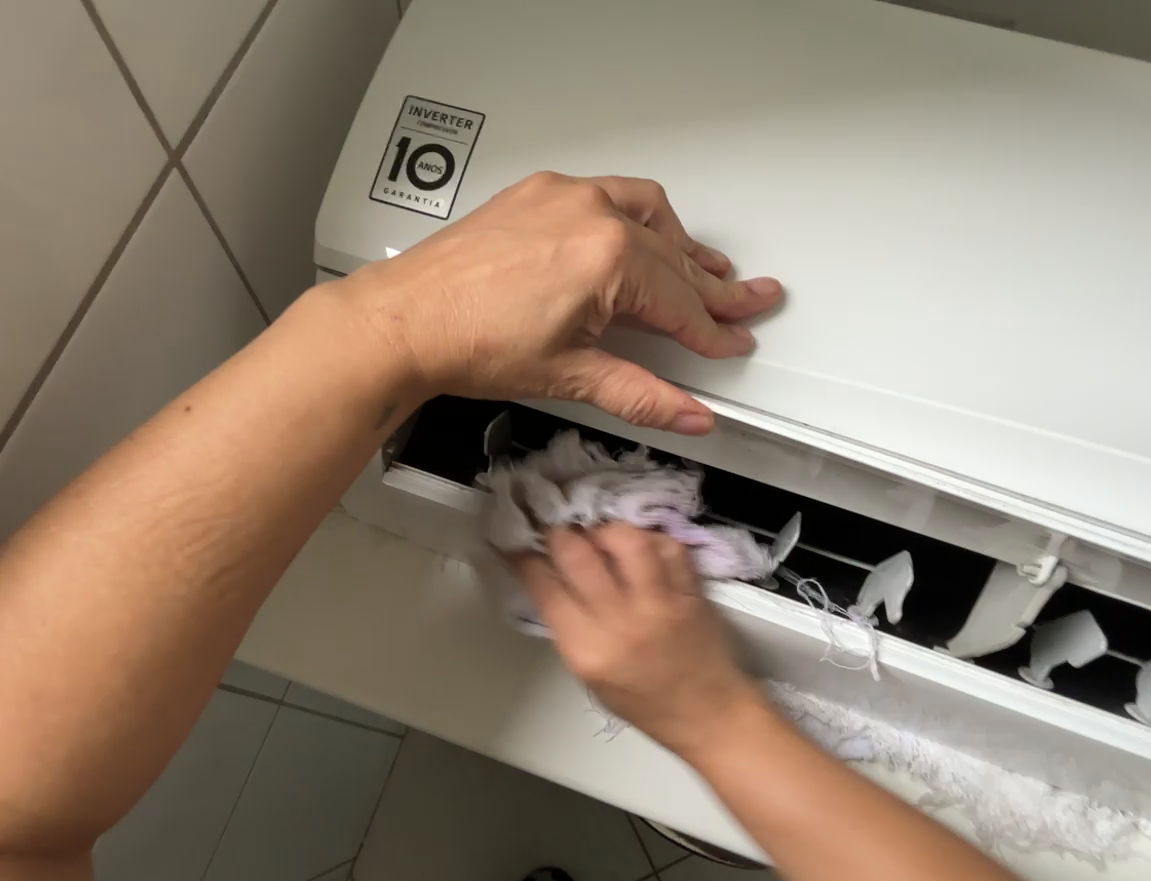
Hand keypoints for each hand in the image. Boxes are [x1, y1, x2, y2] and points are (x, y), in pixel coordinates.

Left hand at [330, 172, 781, 433]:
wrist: (403, 321)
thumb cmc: (468, 341)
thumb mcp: (568, 376)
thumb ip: (639, 394)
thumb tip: (687, 414)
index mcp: (608, 257)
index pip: (679, 303)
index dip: (712, 331)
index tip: (732, 342)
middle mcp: (590, 213)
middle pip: (673, 258)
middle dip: (713, 287)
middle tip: (747, 300)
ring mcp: (561, 198)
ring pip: (646, 215)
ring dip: (680, 244)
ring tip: (707, 267)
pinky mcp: (536, 196)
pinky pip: (605, 195)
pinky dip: (635, 217)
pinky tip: (639, 232)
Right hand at [513, 524, 769, 757]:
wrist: (706, 713)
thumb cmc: (641, 701)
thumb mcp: (587, 673)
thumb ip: (567, 625)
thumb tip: (547, 576)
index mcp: (587, 649)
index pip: (544, 586)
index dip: (526, 559)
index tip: (522, 548)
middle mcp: (621, 622)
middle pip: (577, 554)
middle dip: (559, 534)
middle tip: (559, 534)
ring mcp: (660, 603)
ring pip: (625, 539)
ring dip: (605, 530)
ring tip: (600, 536)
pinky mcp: (690, 592)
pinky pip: (667, 546)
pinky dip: (649, 538)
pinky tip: (639, 548)